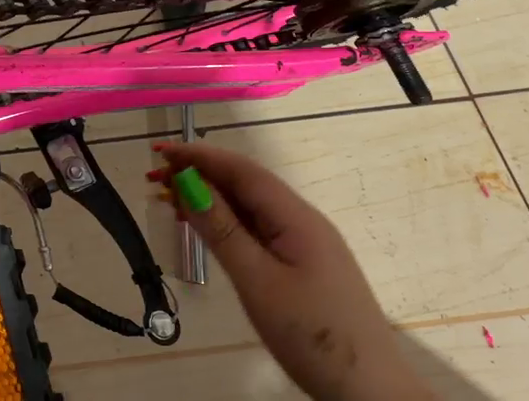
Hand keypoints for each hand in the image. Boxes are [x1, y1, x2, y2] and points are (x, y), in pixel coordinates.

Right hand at [148, 143, 436, 400]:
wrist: (373, 395)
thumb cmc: (313, 335)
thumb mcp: (258, 281)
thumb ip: (222, 230)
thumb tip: (188, 182)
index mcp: (296, 217)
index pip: (241, 170)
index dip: (198, 155)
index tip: (159, 152)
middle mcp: (303, 221)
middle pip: (245, 184)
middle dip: (199, 174)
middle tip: (155, 181)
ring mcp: (307, 245)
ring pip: (251, 207)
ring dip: (210, 198)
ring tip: (170, 202)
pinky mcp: (305, 267)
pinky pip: (259, 229)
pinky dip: (227, 222)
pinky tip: (206, 231)